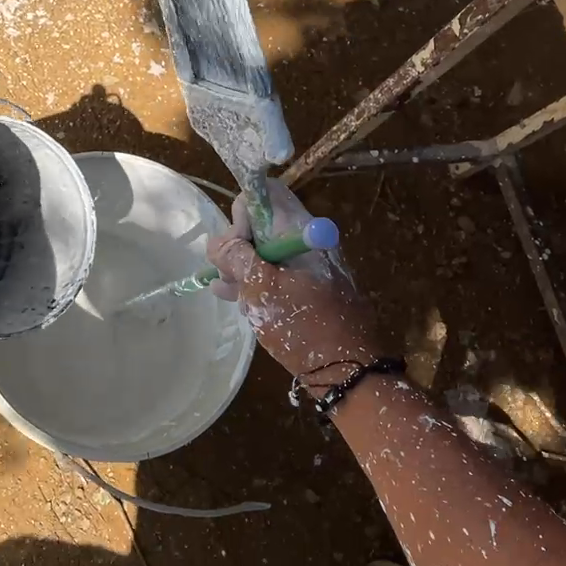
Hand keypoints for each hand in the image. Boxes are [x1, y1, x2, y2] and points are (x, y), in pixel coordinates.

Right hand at [208, 181, 383, 382]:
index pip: (266, 194)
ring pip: (264, 250)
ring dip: (241, 266)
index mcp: (300, 230)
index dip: (242, 212)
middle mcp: (304, 239)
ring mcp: (306, 264)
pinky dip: (254, 281)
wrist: (347, 371)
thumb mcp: (260, 288)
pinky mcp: (306, 286)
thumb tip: (218, 242)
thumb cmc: (303, 325)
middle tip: (226, 273)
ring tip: (226, 289)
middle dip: (237, 244)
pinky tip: (235, 297)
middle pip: (261, 223)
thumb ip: (235, 258)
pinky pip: (274, 272)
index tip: (235, 244)